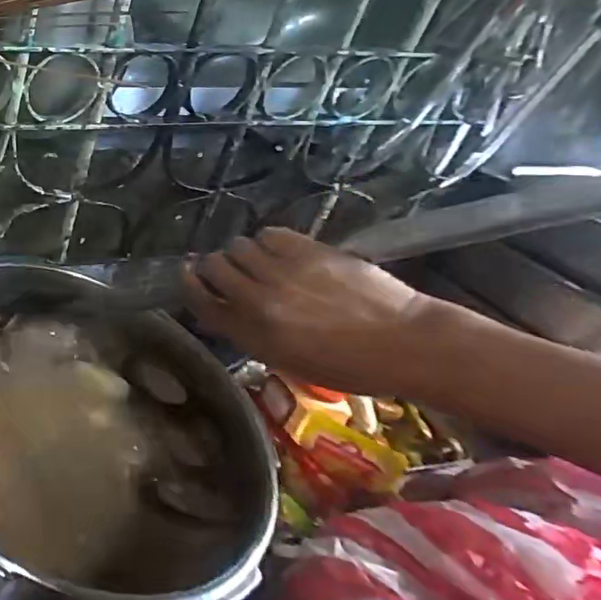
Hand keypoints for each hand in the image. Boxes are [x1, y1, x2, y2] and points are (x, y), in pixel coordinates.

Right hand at [180, 227, 440, 395]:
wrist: (412, 345)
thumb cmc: (350, 364)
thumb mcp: (286, 359)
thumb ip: (245, 332)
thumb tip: (215, 308)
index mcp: (251, 331)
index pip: (199, 299)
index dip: (188, 283)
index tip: (187, 274)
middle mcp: (259, 300)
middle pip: (212, 266)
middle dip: (215, 267)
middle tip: (231, 271)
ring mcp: (284, 273)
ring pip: (237, 246)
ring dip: (242, 253)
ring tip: (261, 261)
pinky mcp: (310, 253)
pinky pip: (269, 235)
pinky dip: (268, 241)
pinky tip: (281, 251)